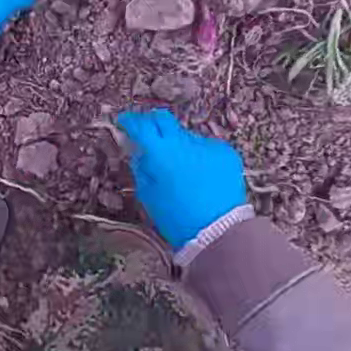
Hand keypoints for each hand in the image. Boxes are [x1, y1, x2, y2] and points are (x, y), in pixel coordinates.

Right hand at [116, 109, 247, 248]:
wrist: (220, 230)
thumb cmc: (178, 219)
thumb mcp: (149, 196)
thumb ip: (141, 168)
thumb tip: (138, 151)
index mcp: (161, 154)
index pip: (141, 126)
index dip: (130, 121)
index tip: (125, 122)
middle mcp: (184, 143)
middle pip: (164, 119)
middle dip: (152, 122)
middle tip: (147, 133)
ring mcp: (207, 145)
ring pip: (185, 136)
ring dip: (177, 146)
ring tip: (179, 169)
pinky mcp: (225, 152)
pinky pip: (205, 148)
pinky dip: (198, 156)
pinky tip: (200, 175)